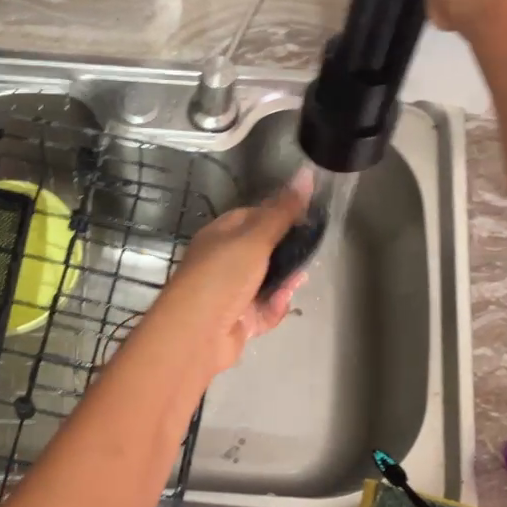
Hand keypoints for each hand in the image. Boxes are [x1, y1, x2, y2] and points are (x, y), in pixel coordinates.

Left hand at [145, 177, 313, 377]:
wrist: (196, 333)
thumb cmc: (222, 276)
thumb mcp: (255, 238)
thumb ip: (283, 211)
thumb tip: (306, 173)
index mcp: (221, 235)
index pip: (255, 216)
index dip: (282, 214)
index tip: (310, 217)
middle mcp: (225, 261)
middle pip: (265, 251)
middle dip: (289, 252)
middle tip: (309, 252)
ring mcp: (232, 292)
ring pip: (268, 282)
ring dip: (286, 281)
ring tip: (298, 280)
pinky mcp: (239, 320)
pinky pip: (265, 310)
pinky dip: (275, 307)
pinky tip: (280, 303)